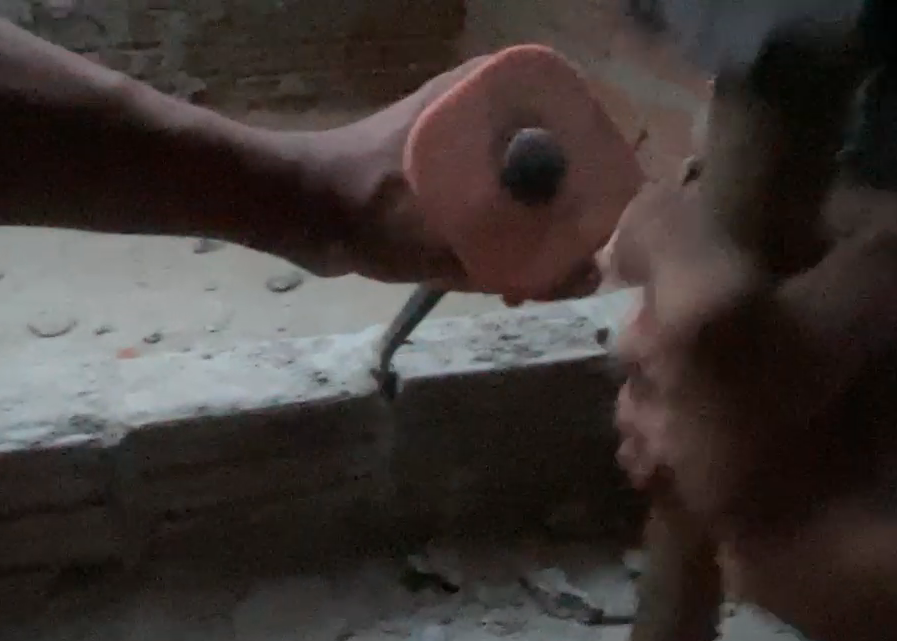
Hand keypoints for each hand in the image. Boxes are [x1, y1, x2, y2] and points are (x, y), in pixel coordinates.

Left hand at [293, 58, 599, 300]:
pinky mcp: (449, 172)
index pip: (582, 133)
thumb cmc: (367, 209)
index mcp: (497, 95)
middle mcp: (491, 109)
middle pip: (558, 168)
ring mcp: (470, 140)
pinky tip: (500, 280)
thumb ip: (516, 263)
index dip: (596, 191)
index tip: (591, 243)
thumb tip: (587, 280)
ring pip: (527, 191)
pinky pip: (495, 203)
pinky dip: (502, 239)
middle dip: (560, 228)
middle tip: (553, 279)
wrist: (300, 209)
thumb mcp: (444, 243)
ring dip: (531, 241)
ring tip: (523, 288)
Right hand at [609, 173, 896, 536]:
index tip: (655, 317)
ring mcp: (802, 358)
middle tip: (666, 395)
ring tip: (668, 448)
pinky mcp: (774, 415)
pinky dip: (669, 436)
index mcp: (857, 237)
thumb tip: (633, 222)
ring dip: (653, 403)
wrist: (834, 563)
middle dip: (659, 354)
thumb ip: (667, 237)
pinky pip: (693, 401)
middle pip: (695, 288)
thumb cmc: (779, 436)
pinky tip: (668, 468)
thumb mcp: (710, 315)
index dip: (672, 258)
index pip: (729, 204)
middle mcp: (838, 287)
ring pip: (682, 354)